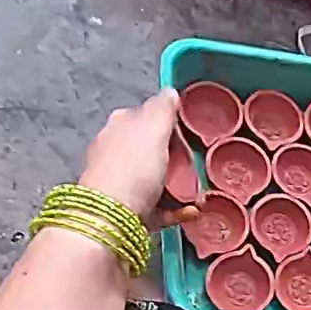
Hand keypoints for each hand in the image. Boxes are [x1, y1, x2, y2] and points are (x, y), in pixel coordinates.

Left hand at [78, 90, 198, 229]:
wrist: (112, 216)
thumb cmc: (134, 168)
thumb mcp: (153, 128)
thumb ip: (163, 108)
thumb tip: (170, 93)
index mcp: (122, 124)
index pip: (152, 120)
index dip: (174, 131)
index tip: (190, 145)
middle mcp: (117, 150)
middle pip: (155, 152)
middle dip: (179, 163)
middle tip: (195, 174)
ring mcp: (122, 181)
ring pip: (158, 180)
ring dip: (181, 188)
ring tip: (198, 198)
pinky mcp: (129, 209)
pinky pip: (158, 207)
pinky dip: (176, 209)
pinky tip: (190, 212)